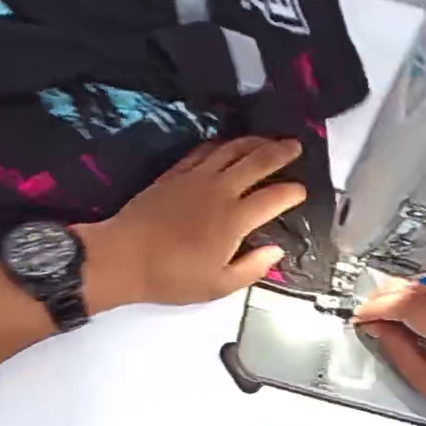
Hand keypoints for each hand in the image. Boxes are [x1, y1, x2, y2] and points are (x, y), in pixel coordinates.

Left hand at [79, 137, 305, 311]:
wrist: (124, 257)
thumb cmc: (171, 277)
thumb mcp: (218, 286)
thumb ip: (252, 268)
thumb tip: (275, 252)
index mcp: (233, 220)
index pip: (273, 198)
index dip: (292, 192)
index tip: (301, 192)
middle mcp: (218, 191)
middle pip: (257, 161)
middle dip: (280, 151)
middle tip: (295, 146)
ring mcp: (195, 178)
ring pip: (231, 148)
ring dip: (254, 141)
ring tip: (268, 140)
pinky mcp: (175, 174)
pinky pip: (204, 150)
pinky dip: (221, 144)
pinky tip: (227, 145)